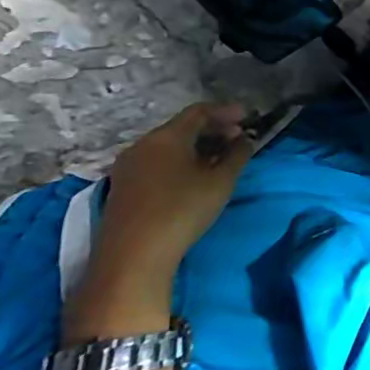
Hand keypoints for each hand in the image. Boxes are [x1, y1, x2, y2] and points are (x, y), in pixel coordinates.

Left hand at [98, 103, 253, 274]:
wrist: (132, 257)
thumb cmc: (181, 211)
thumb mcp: (221, 182)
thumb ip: (237, 155)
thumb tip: (244, 140)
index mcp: (167, 136)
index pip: (199, 111)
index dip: (226, 111)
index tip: (247, 117)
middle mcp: (143, 144)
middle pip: (182, 127)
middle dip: (212, 129)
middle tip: (236, 139)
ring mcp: (128, 166)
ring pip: (168, 145)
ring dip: (196, 146)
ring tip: (218, 159)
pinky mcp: (122, 187)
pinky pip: (156, 161)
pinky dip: (178, 160)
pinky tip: (192, 176)